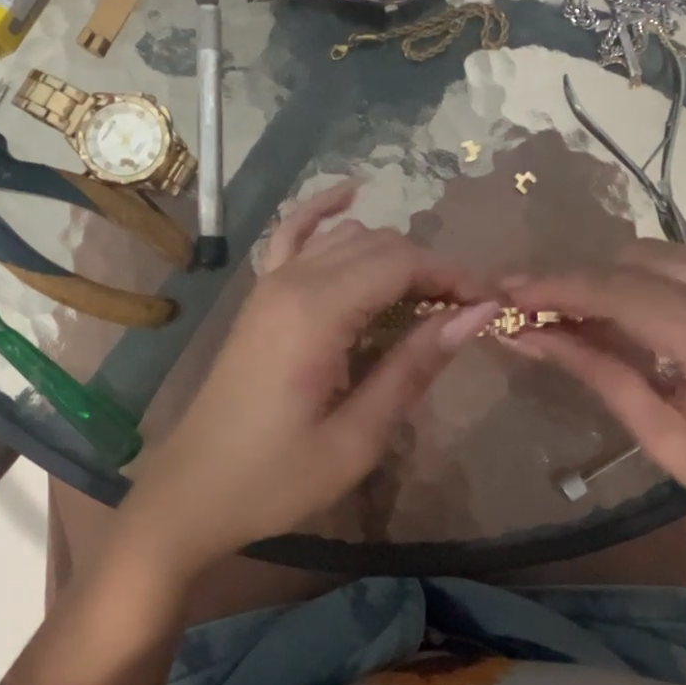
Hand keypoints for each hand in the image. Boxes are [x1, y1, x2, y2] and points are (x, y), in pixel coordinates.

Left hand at [119, 182, 499, 574]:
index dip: (454, 276)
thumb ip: (413, 367)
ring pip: (346, 237)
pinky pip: (292, 233)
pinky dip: (323, 211)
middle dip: (429, 268)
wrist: (193, 490)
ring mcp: (269, 282)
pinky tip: (352, 194)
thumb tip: (475, 315)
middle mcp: (291, 280)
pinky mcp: (259, 295)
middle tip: (465, 313)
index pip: (403, 264)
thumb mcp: (356, 437)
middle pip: (380, 245)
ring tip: (427, 297)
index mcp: (316, 313)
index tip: (492, 305)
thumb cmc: (275, 478)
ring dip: (392, 254)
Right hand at [507, 240, 685, 552]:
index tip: (506, 287)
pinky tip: (615, 308)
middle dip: (577, 276)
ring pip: (662, 253)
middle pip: (642, 260)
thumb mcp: (668, 440)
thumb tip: (525, 335)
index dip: (561, 286)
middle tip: (526, 300)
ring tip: (562, 305)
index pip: (631, 293)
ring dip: (606, 274)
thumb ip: (598, 374)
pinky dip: (641, 279)